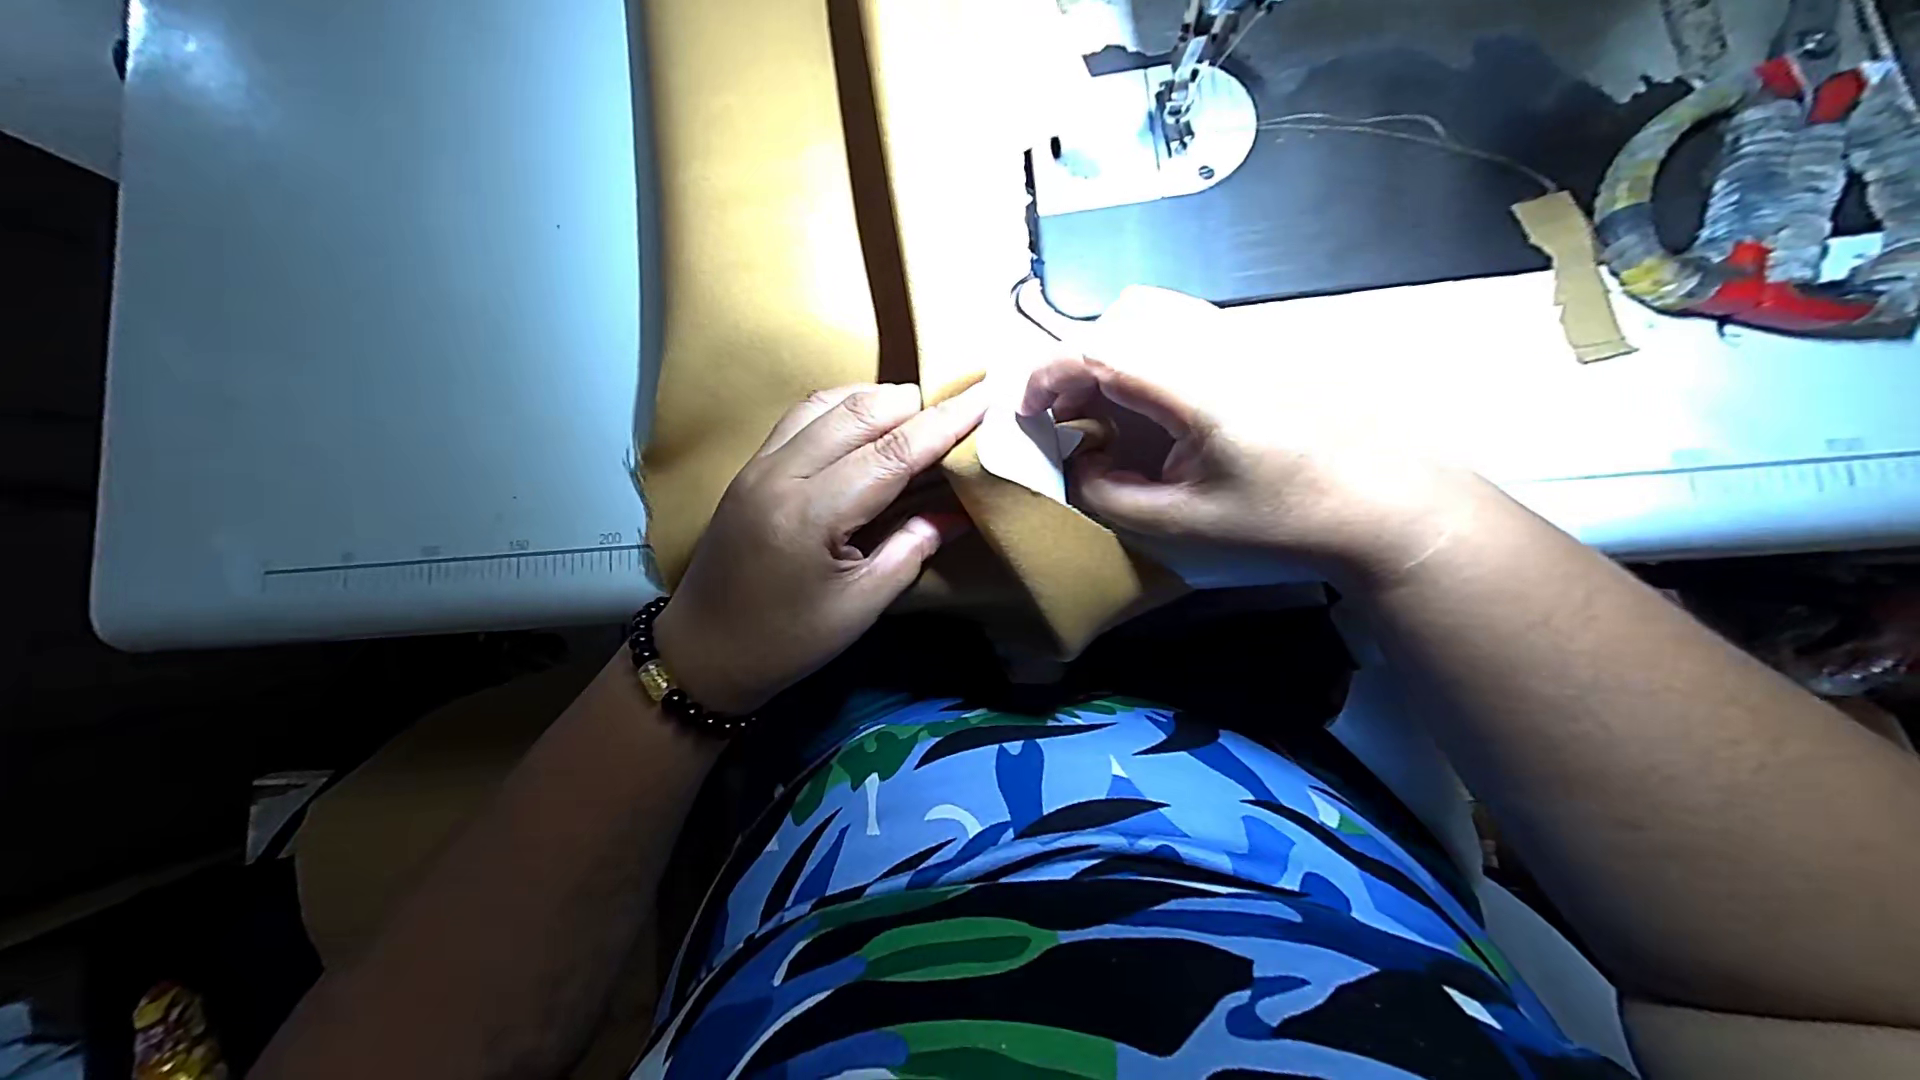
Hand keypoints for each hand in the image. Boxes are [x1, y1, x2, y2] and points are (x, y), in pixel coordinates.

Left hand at [654, 382, 986, 714]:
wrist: (705, 651)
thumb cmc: (788, 640)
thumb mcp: (861, 605)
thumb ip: (912, 549)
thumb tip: (957, 512)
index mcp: (811, 514)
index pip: (892, 451)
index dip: (944, 423)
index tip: (986, 398)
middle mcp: (781, 474)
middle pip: (860, 411)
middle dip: (916, 403)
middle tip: (959, 410)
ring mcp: (759, 464)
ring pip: (827, 402)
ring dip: (879, 399)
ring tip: (918, 413)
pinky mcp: (750, 467)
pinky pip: (802, 415)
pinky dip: (843, 406)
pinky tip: (866, 421)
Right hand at [1021, 356, 1474, 585]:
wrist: (1384, 505)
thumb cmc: (1284, 520)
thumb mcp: (1181, 524)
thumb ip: (1110, 495)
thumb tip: (1076, 467)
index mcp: (1194, 391)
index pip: (1098, 352)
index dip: (1046, 375)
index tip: (1023, 410)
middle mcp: (1213, 350)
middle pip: (1114, 334)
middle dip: (1068, 375)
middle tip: (1057, 423)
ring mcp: (1238, 345)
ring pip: (1143, 332)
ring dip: (1103, 370)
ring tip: (1096, 421)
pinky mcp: (1252, 353)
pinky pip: (1175, 342)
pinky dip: (1138, 370)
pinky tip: (1146, 415)